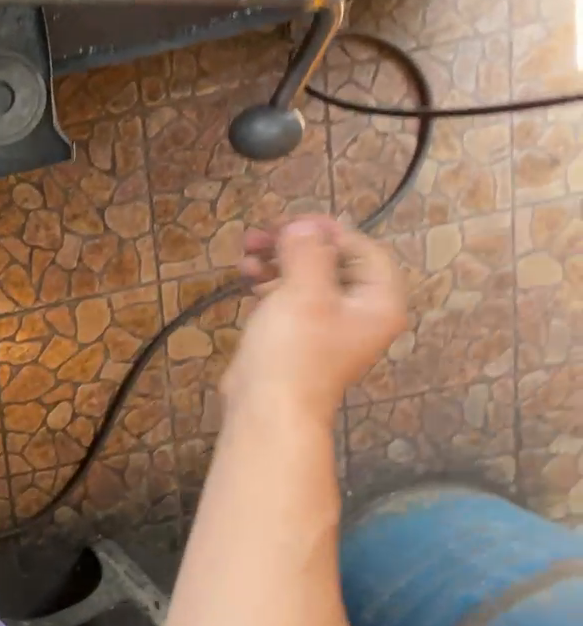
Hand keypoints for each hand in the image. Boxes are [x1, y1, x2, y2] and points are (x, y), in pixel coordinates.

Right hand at [222, 216, 406, 419]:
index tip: (289, 222)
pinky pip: (291, 297)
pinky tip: (248, 279)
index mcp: (377, 302)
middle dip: (296, 246)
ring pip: (308, 279)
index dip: (329, 232)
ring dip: (278, 262)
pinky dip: (271, 283)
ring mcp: (328, 324)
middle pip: (334, 263)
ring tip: (246, 257)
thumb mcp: (303, 295)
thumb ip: (307, 255)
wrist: (268, 403)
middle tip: (258, 237)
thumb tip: (306, 225)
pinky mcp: (299, 334)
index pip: (365, 252)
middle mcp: (360, 311)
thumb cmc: (293, 349)